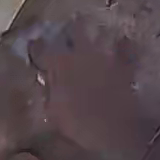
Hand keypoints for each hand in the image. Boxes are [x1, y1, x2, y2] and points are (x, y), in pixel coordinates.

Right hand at [28, 28, 159, 159]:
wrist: (116, 131)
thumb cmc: (79, 125)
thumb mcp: (54, 111)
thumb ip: (49, 90)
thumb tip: (46, 78)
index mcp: (60, 64)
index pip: (42, 47)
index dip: (36, 46)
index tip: (33, 45)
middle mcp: (82, 53)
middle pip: (75, 29)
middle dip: (70, 28)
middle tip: (67, 31)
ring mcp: (106, 56)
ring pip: (100, 32)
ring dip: (96, 32)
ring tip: (94, 31)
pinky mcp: (125, 64)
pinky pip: (125, 47)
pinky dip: (123, 44)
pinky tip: (122, 42)